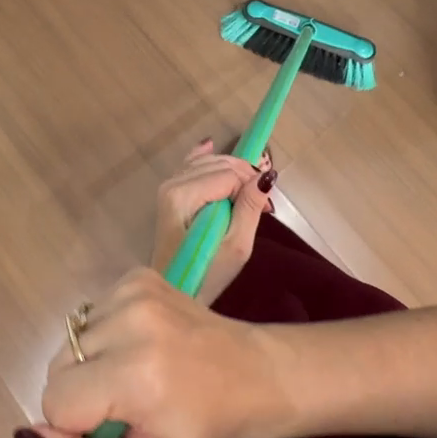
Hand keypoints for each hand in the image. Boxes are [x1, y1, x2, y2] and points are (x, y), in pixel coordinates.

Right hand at [25, 269, 293, 437]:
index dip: (76, 427)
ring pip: (72, 339)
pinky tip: (141, 347)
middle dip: (82, 394)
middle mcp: (132, 320)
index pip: (55, 400)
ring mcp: (135, 289)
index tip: (115, 430)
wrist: (254, 374)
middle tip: (130, 406)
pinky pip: (91, 313)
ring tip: (138, 375)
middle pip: (59, 366)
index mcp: (137, 374)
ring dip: (93, 363)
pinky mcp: (138, 274)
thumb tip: (29, 436)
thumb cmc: (204, 433)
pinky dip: (105, 335)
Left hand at [150, 139, 272, 305]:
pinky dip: (205, 158)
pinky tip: (211, 145)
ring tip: (249, 195)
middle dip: (244, 177)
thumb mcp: (236, 248)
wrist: (175, 291)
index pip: (228, 174)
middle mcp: (172, 184)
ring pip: (207, 163)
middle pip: (218, 164)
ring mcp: (168, 187)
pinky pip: (190, 166)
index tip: (268, 210)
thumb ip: (249, 209)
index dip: (251, 185)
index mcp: (184, 195)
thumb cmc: (206, 275)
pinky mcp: (169, 194)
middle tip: (263, 204)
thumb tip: (266, 175)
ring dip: (231, 172)